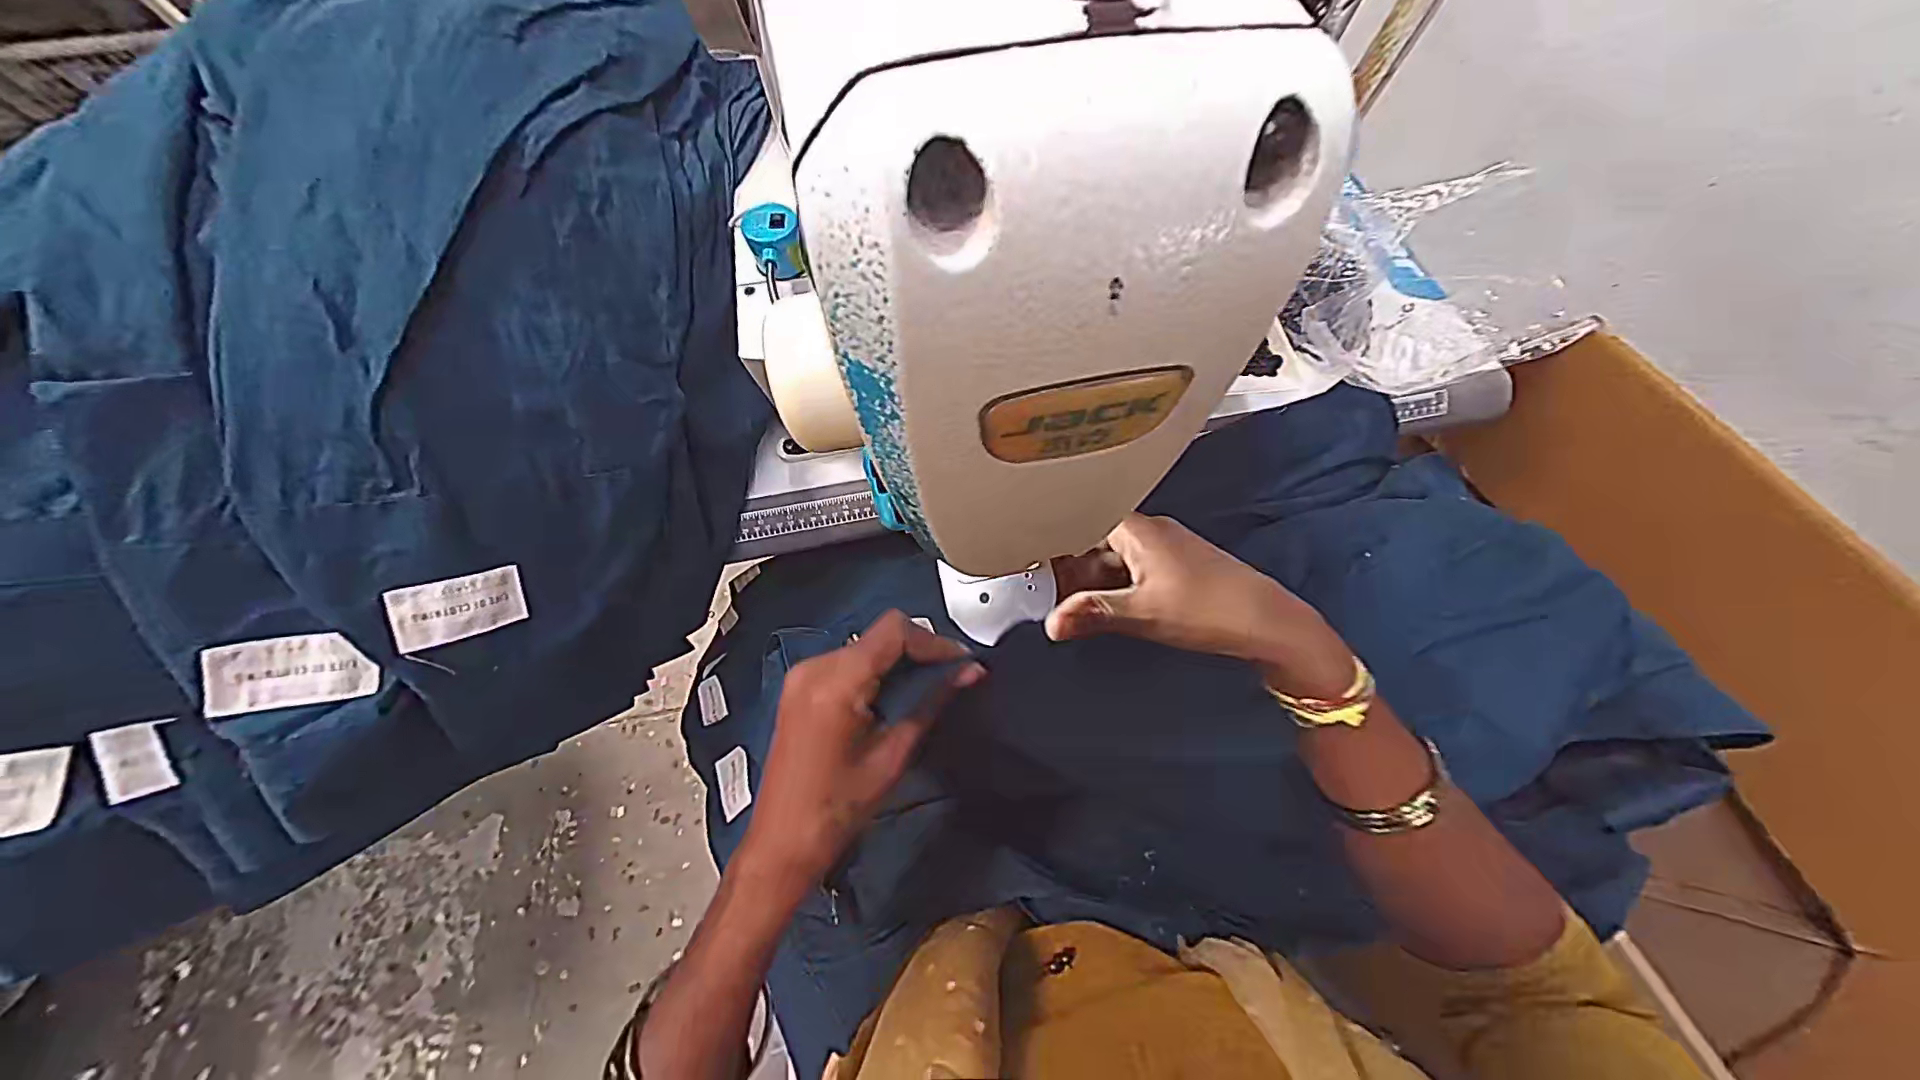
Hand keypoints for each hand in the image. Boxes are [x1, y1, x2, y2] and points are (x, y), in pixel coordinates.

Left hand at [738, 610, 985, 886]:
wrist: (783, 841)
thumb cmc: (836, 809)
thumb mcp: (893, 754)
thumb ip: (931, 703)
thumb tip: (967, 673)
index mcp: (835, 682)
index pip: (893, 631)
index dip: (933, 641)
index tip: (960, 661)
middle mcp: (813, 668)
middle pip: (879, 635)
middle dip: (919, 652)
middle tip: (951, 676)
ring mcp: (802, 675)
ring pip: (866, 646)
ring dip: (899, 662)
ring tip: (927, 690)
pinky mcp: (800, 686)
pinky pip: (848, 662)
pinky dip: (877, 672)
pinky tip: (894, 697)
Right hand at [1046, 513, 1353, 696]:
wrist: (1268, 623)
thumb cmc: (1210, 608)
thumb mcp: (1143, 613)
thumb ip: (1093, 613)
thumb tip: (1052, 623)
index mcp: (1139, 530)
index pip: (1084, 518)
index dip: (1056, 534)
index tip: (1033, 552)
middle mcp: (1151, 532)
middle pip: (1095, 539)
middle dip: (1070, 563)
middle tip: (1045, 587)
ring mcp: (1164, 550)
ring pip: (1112, 556)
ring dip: (1091, 577)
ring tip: (1069, 601)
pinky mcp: (1175, 568)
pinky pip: (1130, 569)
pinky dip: (1112, 585)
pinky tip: (1103, 606)